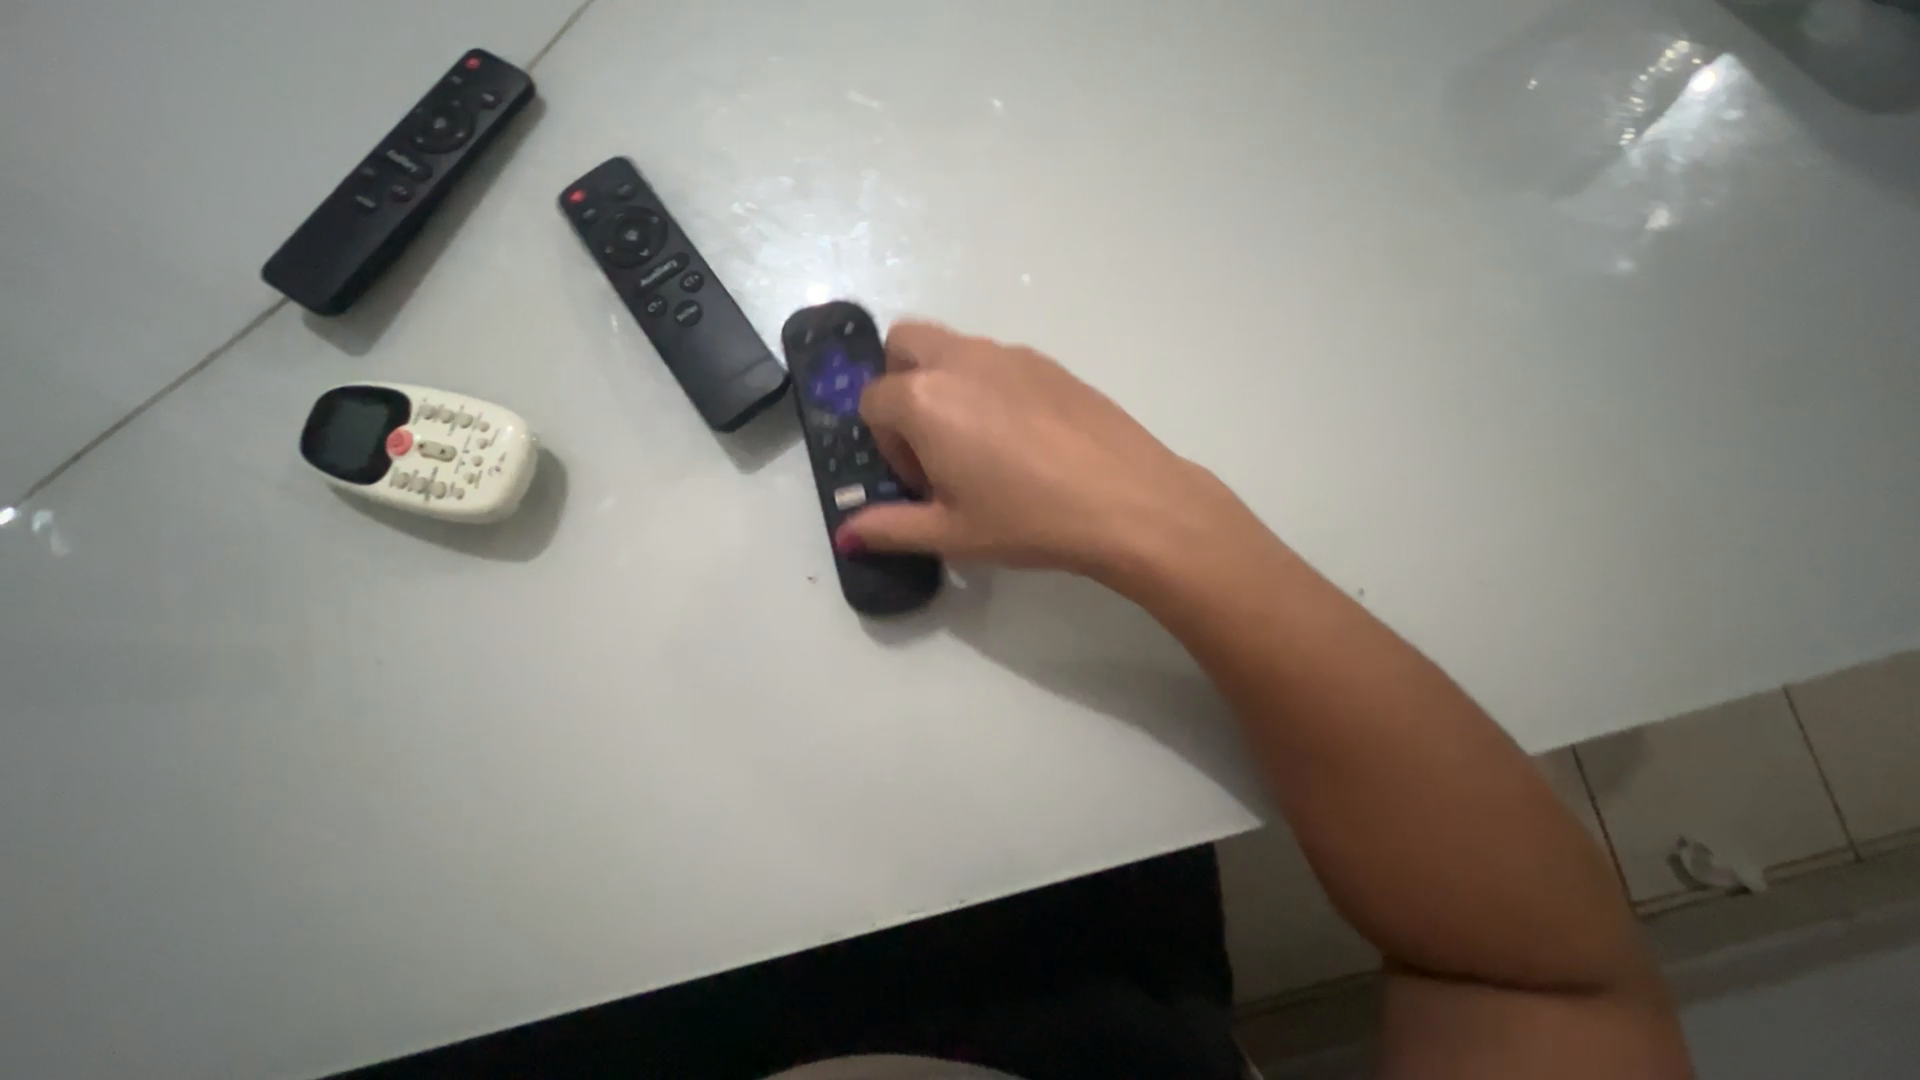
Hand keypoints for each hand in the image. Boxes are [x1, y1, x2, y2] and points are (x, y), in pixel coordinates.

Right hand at [838, 320, 1248, 583]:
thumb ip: (890, 528)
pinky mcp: (1050, 362)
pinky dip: (989, 387)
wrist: (1127, 501)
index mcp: (925, 398)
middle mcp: (960, 360)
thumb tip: (846, 536)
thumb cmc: (1027, 520)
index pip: (873, 402)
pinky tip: (1024, 441)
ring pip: (954, 349)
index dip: (887, 446)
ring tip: (981, 447)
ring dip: (945, 384)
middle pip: (903, 345)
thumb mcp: (951, 534)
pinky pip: (999, 362)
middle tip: (932, 442)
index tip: (920, 483)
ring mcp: (1010, 354)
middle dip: (900, 385)